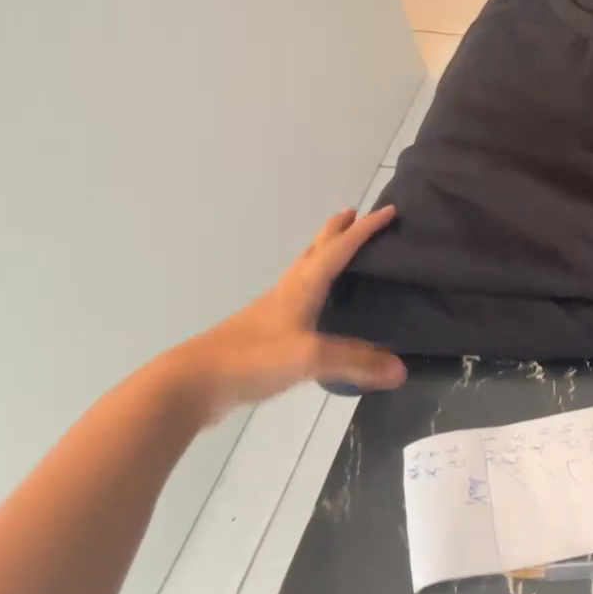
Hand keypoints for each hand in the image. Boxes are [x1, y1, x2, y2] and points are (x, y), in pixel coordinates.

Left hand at [163, 206, 406, 419]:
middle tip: (355, 213)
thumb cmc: (251, 358)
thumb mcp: (310, 359)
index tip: (390, 210)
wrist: (190, 383)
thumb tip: (402, 370)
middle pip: (315, 250)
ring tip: (340, 249)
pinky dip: (315, 286)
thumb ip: (356, 362)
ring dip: (323, 253)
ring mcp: (273, 312)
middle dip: (336, 230)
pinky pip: (298, 297)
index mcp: (302, 287)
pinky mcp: (264, 333)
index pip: (340, 249)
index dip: (365, 229)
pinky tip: (319, 305)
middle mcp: (288, 291)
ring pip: (304, 271)